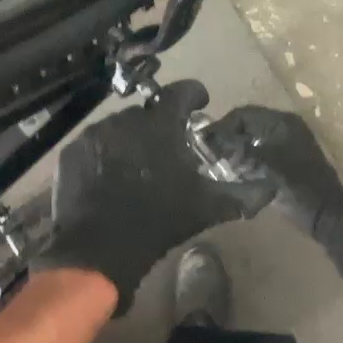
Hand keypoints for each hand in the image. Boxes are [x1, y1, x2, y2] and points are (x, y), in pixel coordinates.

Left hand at [33, 81, 266, 313]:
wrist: (97, 250)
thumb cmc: (158, 223)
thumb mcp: (206, 209)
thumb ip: (242, 194)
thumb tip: (270, 188)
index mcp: (161, 124)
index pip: (182, 91)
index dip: (195, 95)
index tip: (201, 105)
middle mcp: (126, 119)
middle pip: (150, 111)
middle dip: (162, 124)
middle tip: (169, 148)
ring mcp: (94, 134)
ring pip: (120, 127)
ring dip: (132, 139)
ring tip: (138, 165)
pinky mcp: (71, 152)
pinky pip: (95, 144)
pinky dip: (105, 154)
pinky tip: (110, 177)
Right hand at [203, 106, 342, 275]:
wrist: (325, 214)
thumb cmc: (296, 187)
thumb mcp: (263, 166)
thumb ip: (236, 149)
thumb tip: (210, 139)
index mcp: (282, 123)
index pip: (243, 114)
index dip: (222, 126)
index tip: (203, 142)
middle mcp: (285, 128)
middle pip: (247, 126)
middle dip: (227, 138)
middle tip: (209, 153)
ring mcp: (288, 144)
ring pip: (253, 140)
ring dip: (236, 150)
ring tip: (218, 164)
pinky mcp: (288, 161)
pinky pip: (260, 153)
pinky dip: (246, 160)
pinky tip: (234, 173)